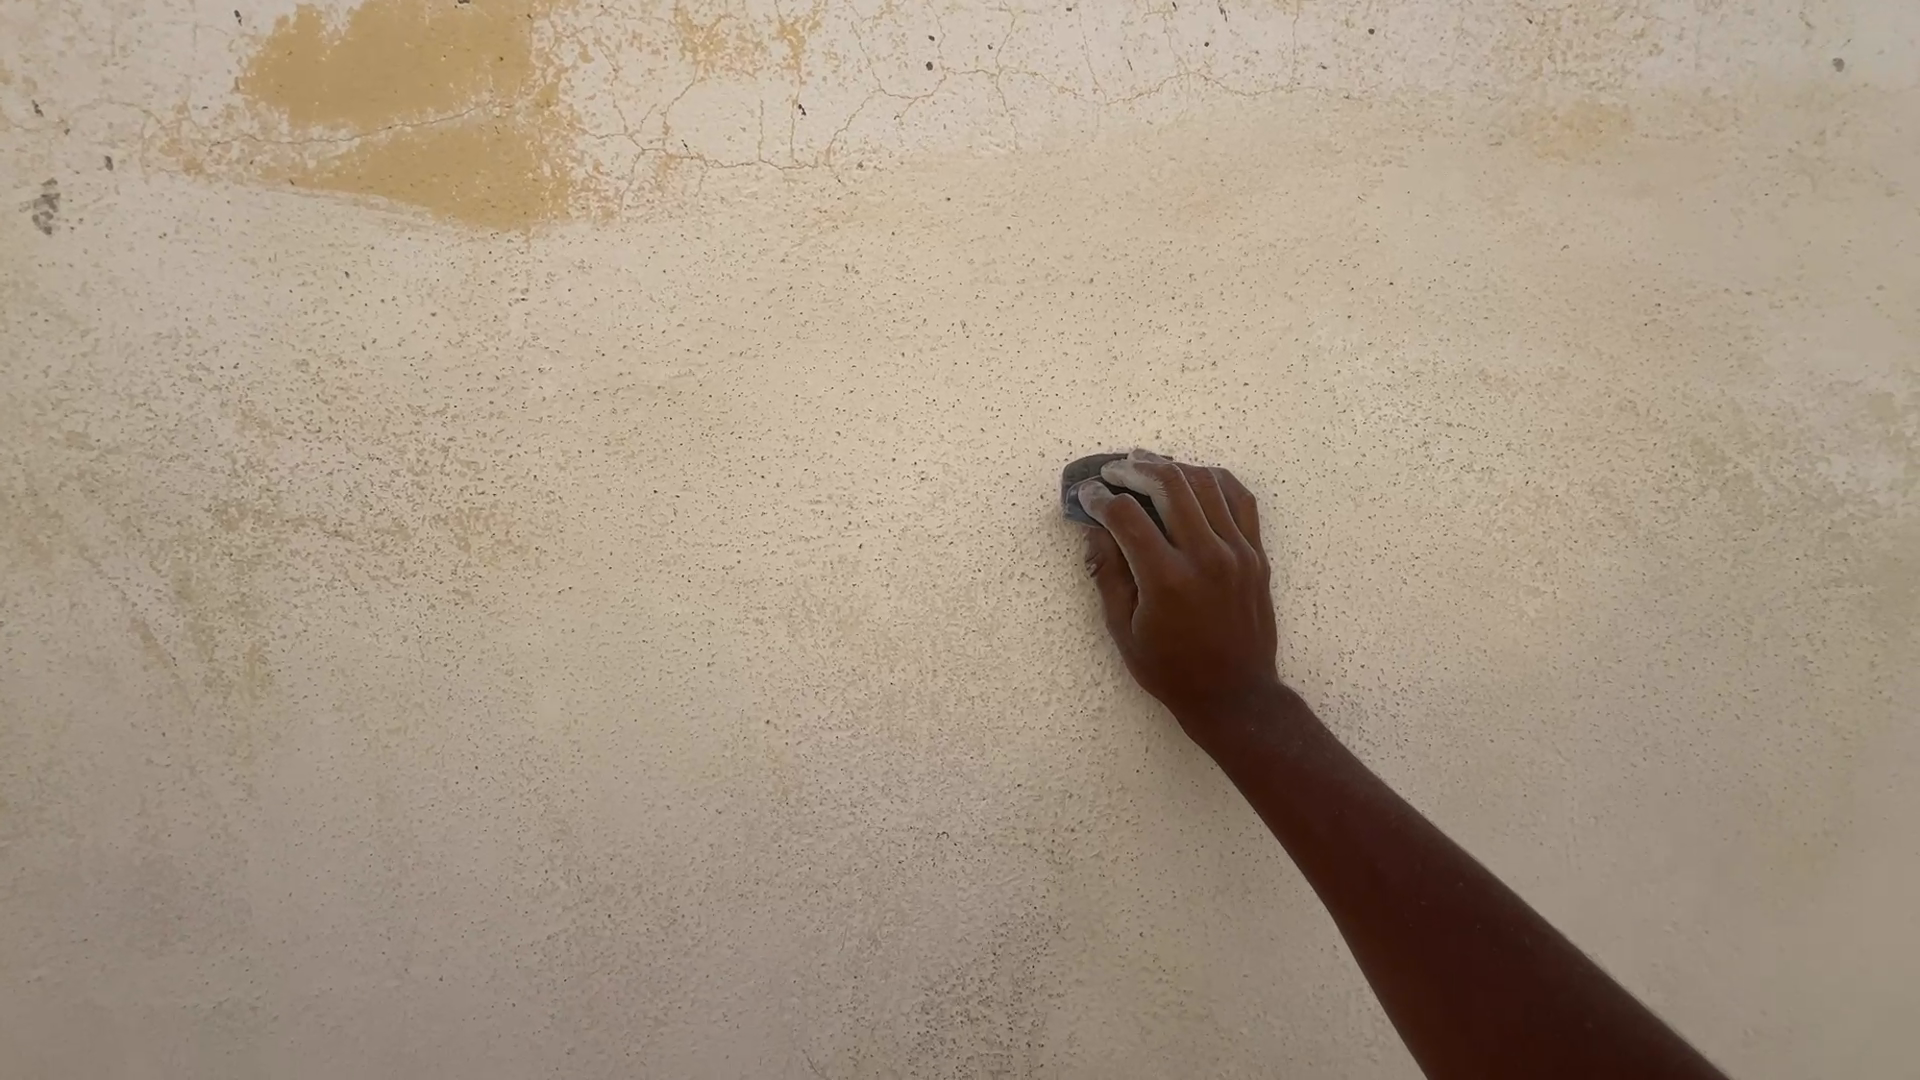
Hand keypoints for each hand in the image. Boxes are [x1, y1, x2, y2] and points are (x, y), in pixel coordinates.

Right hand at [1077, 450, 1281, 742]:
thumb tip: (1095, 530)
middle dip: (1133, 469)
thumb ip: (1107, 575)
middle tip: (1113, 470)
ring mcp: (1238, 552)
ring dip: (1172, 466)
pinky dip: (1215, 478)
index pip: (1126, 517)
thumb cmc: (1170, 670)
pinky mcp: (1257, 554)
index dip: (1099, 499)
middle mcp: (1206, 557)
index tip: (1086, 494)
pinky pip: (1240, 498)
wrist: (1235, 695)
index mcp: (1166, 579)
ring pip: (1206, 483)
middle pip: (1169, 485)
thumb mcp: (1122, 630)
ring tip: (1147, 462)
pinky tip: (1194, 475)